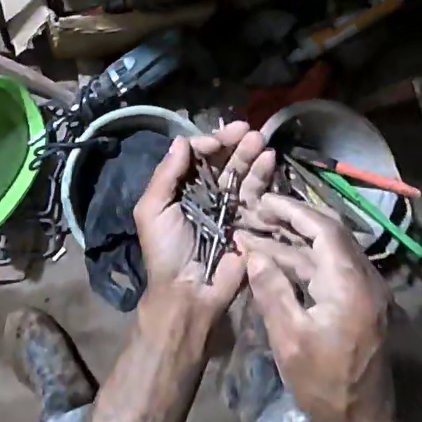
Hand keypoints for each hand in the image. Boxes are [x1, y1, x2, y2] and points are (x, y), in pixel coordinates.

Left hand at [132, 121, 273, 323]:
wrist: (189, 290)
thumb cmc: (165, 250)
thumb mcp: (152, 210)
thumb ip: (165, 175)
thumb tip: (181, 141)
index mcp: (180, 189)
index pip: (196, 157)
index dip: (208, 144)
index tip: (218, 140)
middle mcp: (205, 193)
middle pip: (221, 161)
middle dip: (234, 144)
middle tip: (248, 130)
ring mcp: (229, 206)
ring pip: (241, 173)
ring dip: (250, 154)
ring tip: (260, 141)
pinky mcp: (249, 220)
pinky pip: (257, 194)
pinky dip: (263, 175)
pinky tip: (269, 159)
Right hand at [238, 194, 394, 421]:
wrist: (363, 421)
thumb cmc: (324, 383)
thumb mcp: (289, 338)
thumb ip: (272, 290)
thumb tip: (254, 254)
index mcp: (350, 283)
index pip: (323, 229)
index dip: (291, 210)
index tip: (262, 201)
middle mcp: (364, 279)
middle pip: (327, 235)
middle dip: (290, 221)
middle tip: (255, 213)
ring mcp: (365, 291)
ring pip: (325, 253)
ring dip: (291, 243)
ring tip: (253, 237)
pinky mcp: (359, 303)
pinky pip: (328, 270)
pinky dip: (301, 262)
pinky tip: (273, 263)